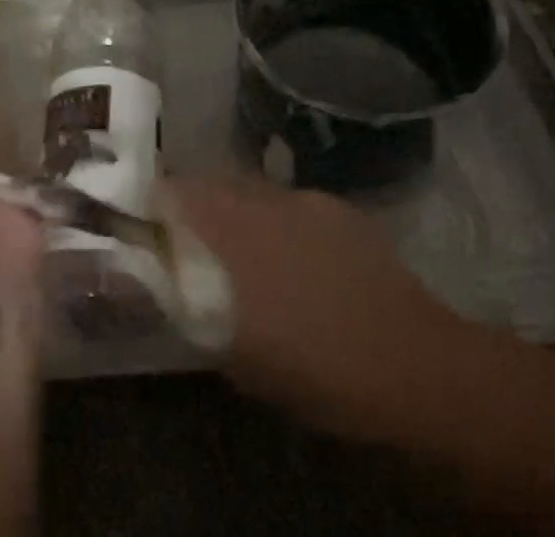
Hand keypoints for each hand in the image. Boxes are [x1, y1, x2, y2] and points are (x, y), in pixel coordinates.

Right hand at [168, 177, 459, 423]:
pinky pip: (294, 207)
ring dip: (238, 215)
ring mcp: (308, 202)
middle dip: (192, 207)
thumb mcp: (230, 352)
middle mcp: (263, 201)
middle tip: (187, 244)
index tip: (140, 227)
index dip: (148, 204)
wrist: (414, 369)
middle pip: (210, 184)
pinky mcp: (344, 212)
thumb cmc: (312, 369)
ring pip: (254, 194)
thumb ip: (186, 305)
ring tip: (245, 256)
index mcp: (228, 231)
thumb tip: (158, 283)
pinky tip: (298, 263)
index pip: (167, 191)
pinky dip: (281, 224)